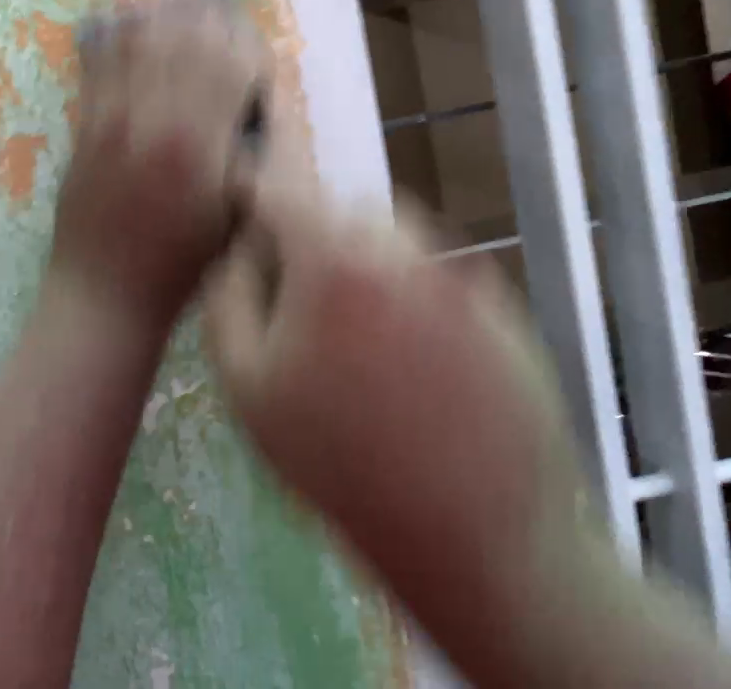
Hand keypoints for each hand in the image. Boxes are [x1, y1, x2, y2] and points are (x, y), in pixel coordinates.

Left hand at [47, 0, 271, 329]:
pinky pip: (94, 64)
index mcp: (201, 148)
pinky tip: (123, 18)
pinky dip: (110, 32)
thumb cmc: (183, 267)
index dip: (242, 37)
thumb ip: (243, 147)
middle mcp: (154, 122)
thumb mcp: (234, 213)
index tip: (247, 35)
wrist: (104, 295)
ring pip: (134, 39)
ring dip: (157, 8)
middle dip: (202, 5)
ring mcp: (110, 121)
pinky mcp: (81, 128)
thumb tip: (245, 90)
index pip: (227, 59)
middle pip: (180, 36)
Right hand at [201, 160, 586, 609]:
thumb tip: (239, 250)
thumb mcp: (245, 385)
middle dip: (312, 234)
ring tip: (358, 333)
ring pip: (397, 235)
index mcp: (334, 258)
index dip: (254, 199)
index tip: (244, 218)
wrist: (475, 535)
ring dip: (366, 256)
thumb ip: (227, 298)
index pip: (281, 195)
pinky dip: (415, 291)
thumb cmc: (337, 461)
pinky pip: (441, 274)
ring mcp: (463, 276)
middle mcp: (404, 249)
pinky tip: (414, 361)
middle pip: (342, 208)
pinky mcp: (504, 309)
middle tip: (299, 297)